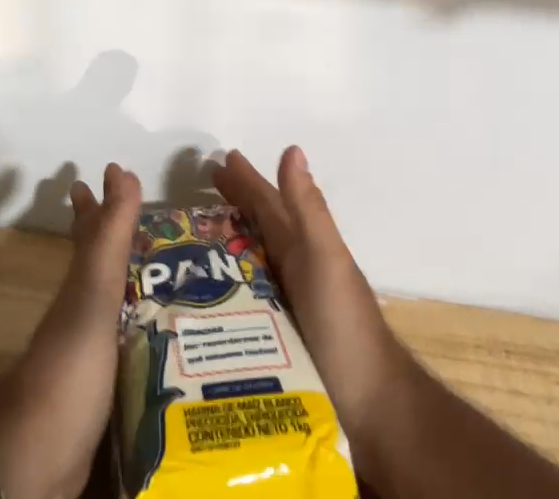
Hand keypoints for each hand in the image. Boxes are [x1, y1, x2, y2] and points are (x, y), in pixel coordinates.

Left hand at [0, 165, 142, 498]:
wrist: (39, 453)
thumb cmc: (70, 365)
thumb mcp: (93, 295)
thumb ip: (109, 240)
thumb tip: (120, 170)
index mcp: (82, 288)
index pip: (93, 233)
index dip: (100, 203)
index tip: (113, 171)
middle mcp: (83, 315)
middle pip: (99, 266)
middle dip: (113, 237)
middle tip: (141, 215)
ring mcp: (92, 354)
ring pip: (116, 307)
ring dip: (135, 286)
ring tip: (164, 275)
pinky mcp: (104, 392)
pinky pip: (129, 347)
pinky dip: (145, 333)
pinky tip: (162, 341)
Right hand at [216, 148, 558, 498]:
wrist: (369, 407)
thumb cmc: (345, 326)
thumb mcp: (325, 259)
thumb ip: (307, 211)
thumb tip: (292, 150)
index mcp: (305, 250)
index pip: (269, 206)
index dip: (245, 182)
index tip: (217, 160)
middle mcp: (293, 275)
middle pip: (257, 233)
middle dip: (230, 210)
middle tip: (197, 191)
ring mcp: (282, 311)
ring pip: (246, 270)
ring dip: (220, 252)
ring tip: (189, 243)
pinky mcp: (270, 344)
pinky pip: (238, 309)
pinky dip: (219, 297)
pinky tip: (197, 301)